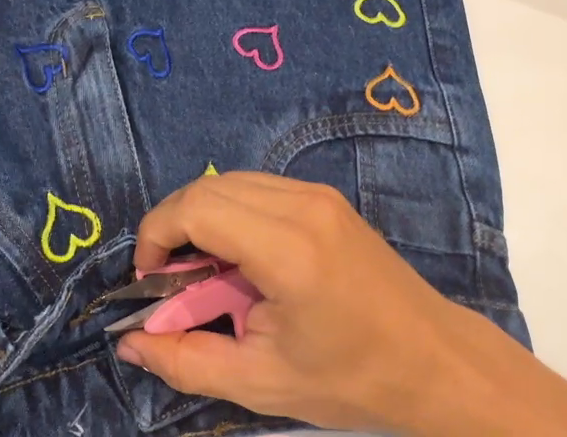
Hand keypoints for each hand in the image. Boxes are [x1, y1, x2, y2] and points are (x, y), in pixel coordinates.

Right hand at [118, 173, 566, 436]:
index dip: (156, 235)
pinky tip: (236, 256)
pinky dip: (228, 210)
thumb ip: (187, 362)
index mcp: (287, 251)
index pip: (196, 209)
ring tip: (201, 271)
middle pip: (206, 187)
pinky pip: (255, 186)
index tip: (149, 281)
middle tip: (169, 280)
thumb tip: (130, 344)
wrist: (436, 363)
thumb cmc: (352, 380)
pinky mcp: (323, 196)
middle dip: (172, 225)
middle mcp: (300, 205)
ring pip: (228, 181)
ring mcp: (315, 193)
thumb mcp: (263, 384)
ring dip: (199, 215)